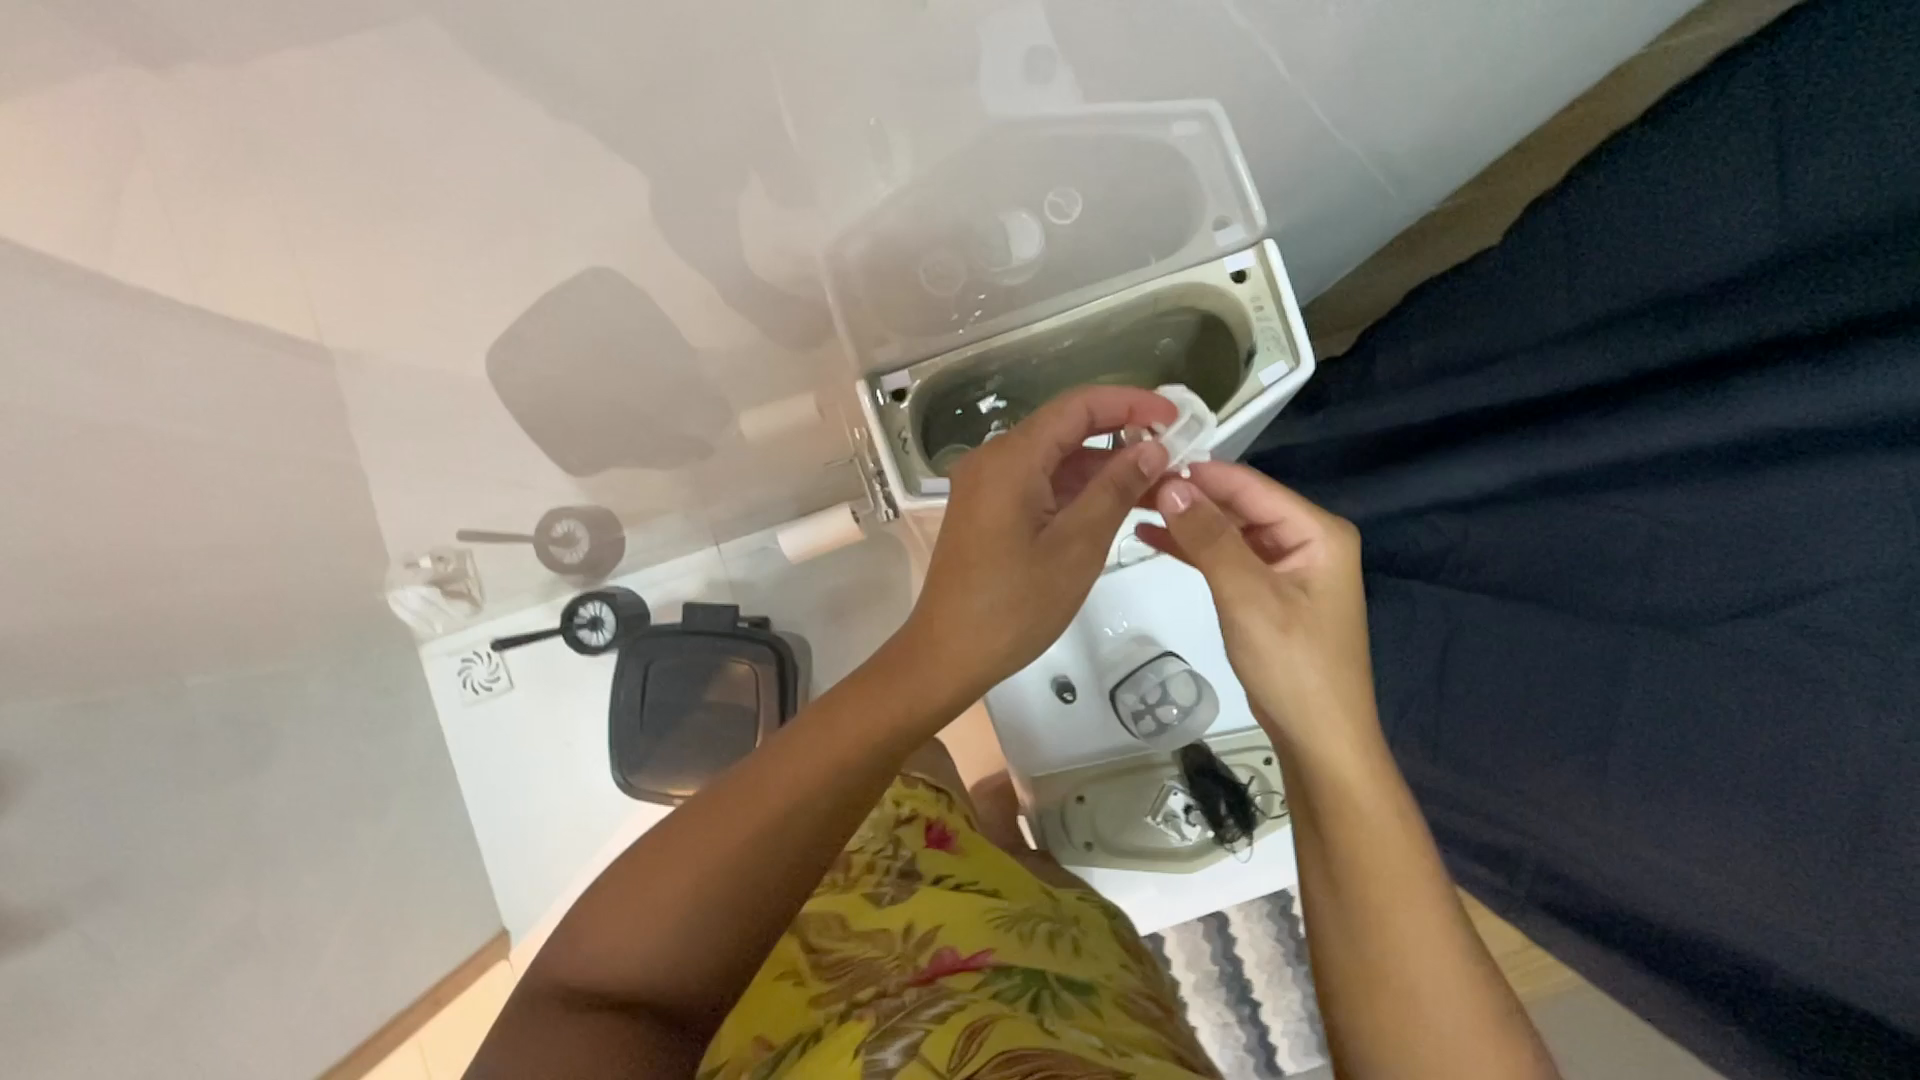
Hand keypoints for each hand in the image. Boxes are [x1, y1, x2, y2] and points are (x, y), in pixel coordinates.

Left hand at [897, 386, 1173, 700]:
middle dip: (1123, 438)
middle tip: (1176, 458)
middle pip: (1066, 429)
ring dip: (1103, 468)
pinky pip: (1039, 483)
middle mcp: (993, 459)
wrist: (948, 653)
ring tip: (1158, 487)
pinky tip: (1116, 505)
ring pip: (1055, 459)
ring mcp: (987, 485)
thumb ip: (1115, 489)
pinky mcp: (987, 509)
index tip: (1178, 416)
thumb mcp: (1077, 547)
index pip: (1078, 406)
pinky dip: (1077, 490)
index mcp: (1010, 459)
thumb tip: (1153, 447)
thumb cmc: (1014, 606)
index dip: (1131, 402)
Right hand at [1135, 463, 1378, 753]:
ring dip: (1185, 521)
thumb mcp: (1248, 596)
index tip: (1147, 463)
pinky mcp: (1266, 591)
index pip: (1250, 486)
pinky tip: (1153, 537)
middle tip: (1131, 485)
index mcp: (1316, 531)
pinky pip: (1225, 558)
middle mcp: (1304, 540)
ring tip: (1132, 506)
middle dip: (1187, 496)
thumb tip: (1170, 485)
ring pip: (1227, 530)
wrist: (1317, 736)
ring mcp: (1285, 566)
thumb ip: (1209, 537)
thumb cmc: (1292, 664)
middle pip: (1237, 505)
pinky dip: (1192, 549)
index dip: (1199, 474)